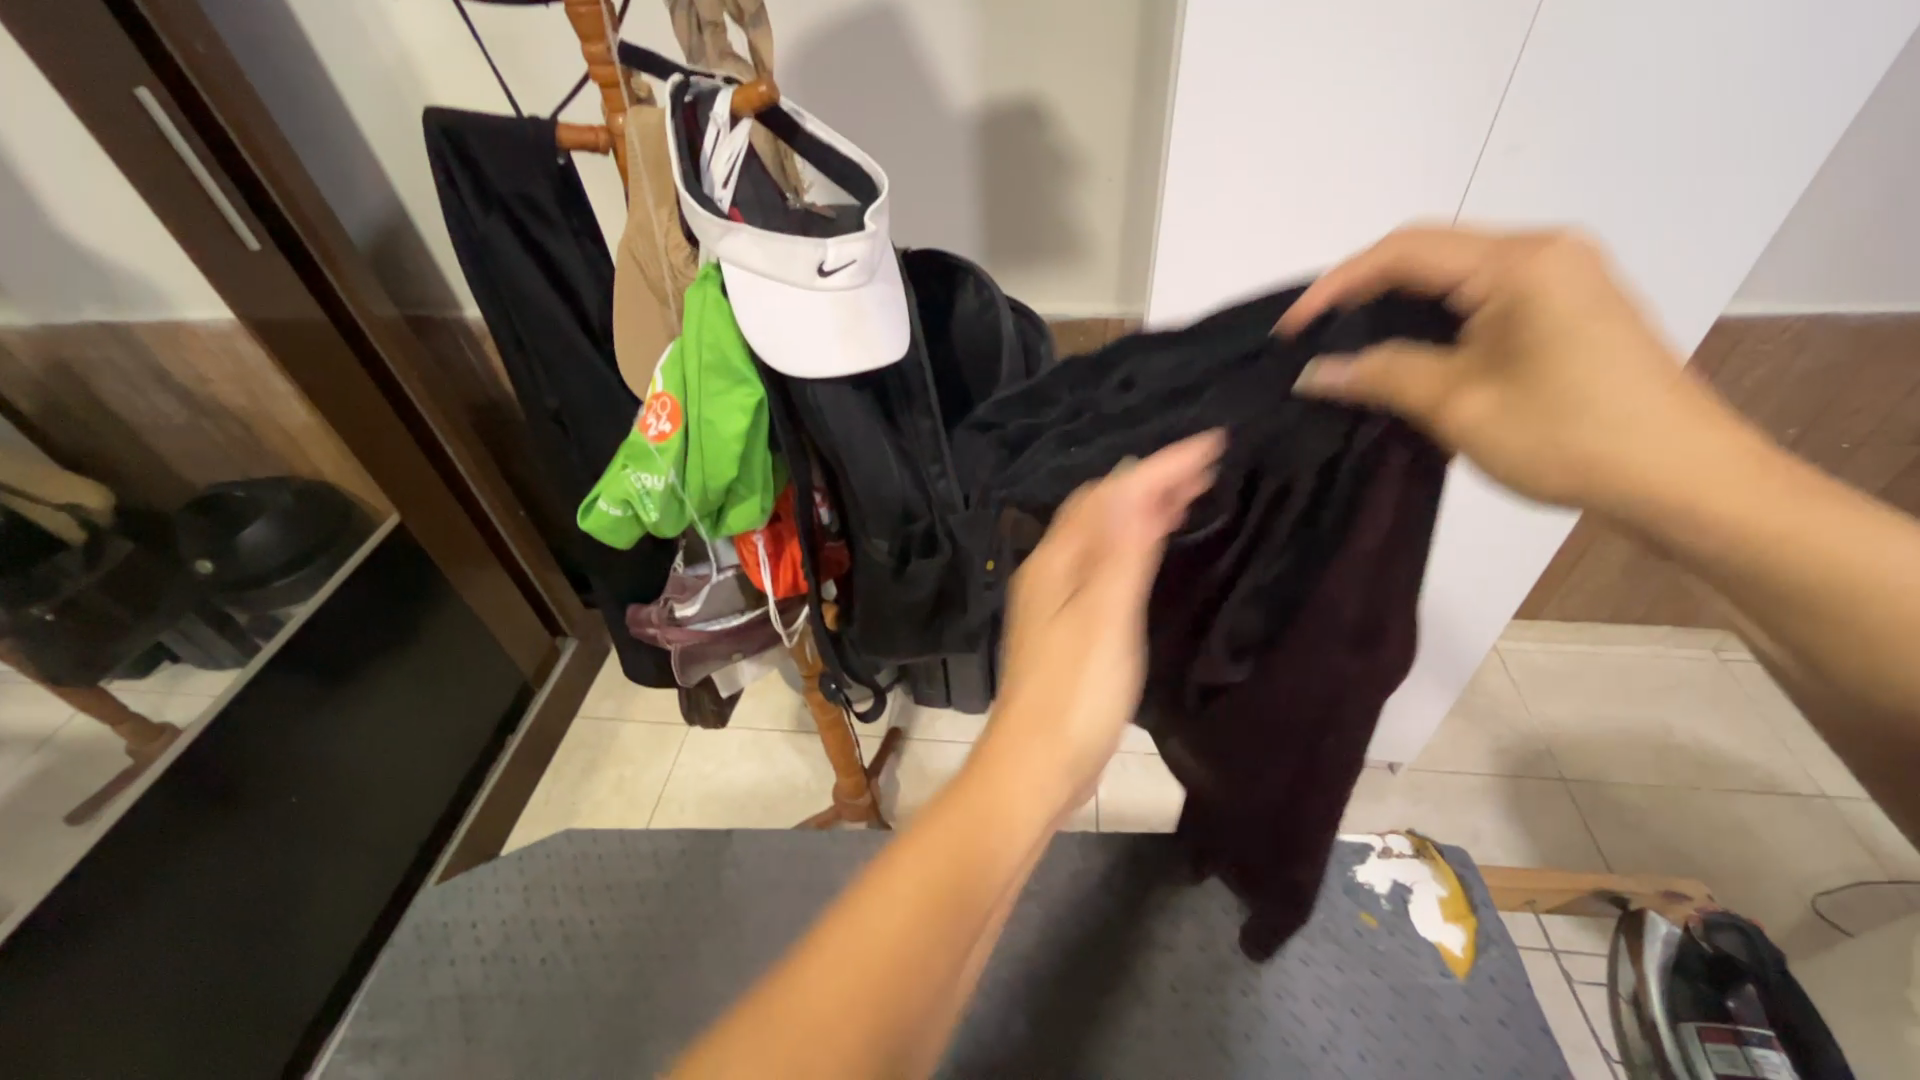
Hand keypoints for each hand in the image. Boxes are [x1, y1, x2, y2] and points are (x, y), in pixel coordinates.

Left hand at [974, 431, 1223, 823]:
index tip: (1212, 444)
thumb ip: (1123, 554)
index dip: (1160, 467)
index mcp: (1057, 562)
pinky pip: (1104, 564)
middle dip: (1151, 482)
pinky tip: (1151, 551)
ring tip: (1188, 494)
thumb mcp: (1106, 620)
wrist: (1037, 764)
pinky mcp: (1070, 627)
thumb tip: (1138, 486)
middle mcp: (1051, 571)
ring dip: (1143, 510)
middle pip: (1102, 509)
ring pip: (1103, 536)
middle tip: (1207, 466)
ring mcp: (1058, 599)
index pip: (1111, 494)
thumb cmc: (1074, 697)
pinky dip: (1134, 544)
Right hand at [1278, 225, 1737, 513]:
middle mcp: (1543, 252)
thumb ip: (1380, 374)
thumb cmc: (1568, 436)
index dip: (1336, 286)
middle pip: (1429, 256)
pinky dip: (1435, 324)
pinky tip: (1408, 358)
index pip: (1403, 251)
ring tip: (1350, 353)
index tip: (1290, 332)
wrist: (1683, 478)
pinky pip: (1483, 300)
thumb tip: (1314, 370)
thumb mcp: (1458, 405)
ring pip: (1454, 279)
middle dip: (1363, 296)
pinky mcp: (1570, 308)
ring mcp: (1563, 278)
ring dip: (1398, 312)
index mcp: (1519, 261)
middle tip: (1315, 343)